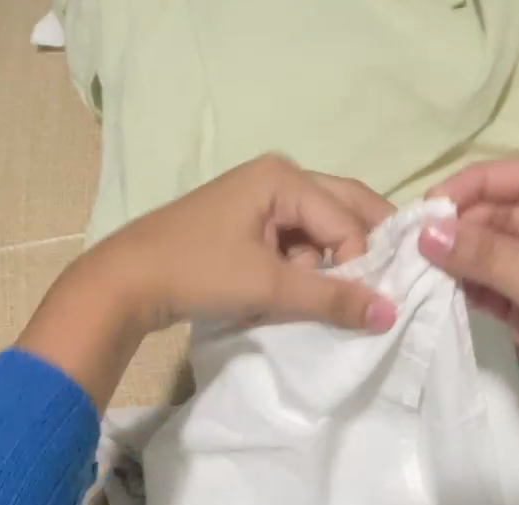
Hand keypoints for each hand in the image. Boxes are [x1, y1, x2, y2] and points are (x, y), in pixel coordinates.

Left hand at [18, 155, 397, 402]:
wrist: (129, 283)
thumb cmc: (199, 272)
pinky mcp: (248, 226)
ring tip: (300, 301)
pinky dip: (297, 272)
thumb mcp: (270, 286)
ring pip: (318, 234)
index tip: (361, 306)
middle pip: (342, 212)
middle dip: (355, 256)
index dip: (360, 264)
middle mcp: (278, 177)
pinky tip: (284, 296)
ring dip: (319, 270)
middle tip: (372, 297)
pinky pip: (293, 246)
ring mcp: (260, 201)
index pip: (347, 219)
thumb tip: (389, 314)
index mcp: (285, 176)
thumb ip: (332, 299)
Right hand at [425, 157, 518, 504]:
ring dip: (461, 255)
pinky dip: (468, 283)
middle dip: (465, 222)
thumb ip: (489, 256)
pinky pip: (495, 283)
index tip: (430, 205)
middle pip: (510, 210)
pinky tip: (437, 285)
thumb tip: (427, 231)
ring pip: (498, 248)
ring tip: (417, 262)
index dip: (479, 183)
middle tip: (414, 239)